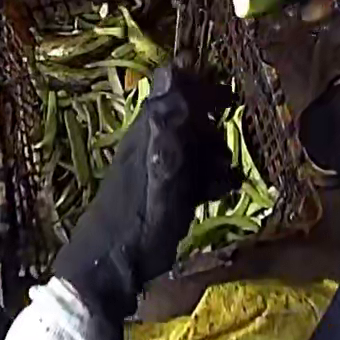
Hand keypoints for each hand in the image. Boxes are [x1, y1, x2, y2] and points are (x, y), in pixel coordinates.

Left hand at [51, 68, 236, 323]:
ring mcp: (160, 163)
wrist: (110, 270)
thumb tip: (174, 70)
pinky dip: (212, 176)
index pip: (175, 83)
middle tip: (229, 146)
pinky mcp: (167, 188)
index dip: (202, 84)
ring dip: (217, 154)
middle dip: (215, 124)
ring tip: (226, 176)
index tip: (229, 99)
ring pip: (197, 142)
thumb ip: (168, 121)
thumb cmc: (136, 219)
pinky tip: (222, 191)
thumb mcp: (159, 169)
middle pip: (192, 112)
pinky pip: (196, 169)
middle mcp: (155, 138)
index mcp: (150, 126)